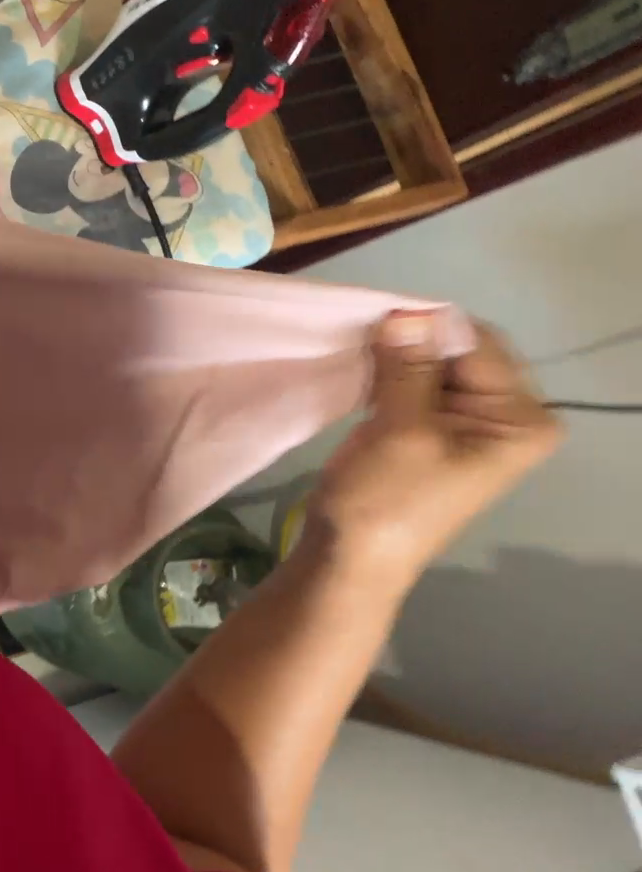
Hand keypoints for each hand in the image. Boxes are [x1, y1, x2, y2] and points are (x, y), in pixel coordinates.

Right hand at [307, 312, 560, 583]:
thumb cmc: (384, 500)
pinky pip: (411, 391)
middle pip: (460, 356)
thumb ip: (408, 370)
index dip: (429, 326)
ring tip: (351, 358)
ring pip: (430, 371)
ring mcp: (463, 428)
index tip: (372, 315)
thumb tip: (405, 313)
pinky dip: (384, 380)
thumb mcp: (400, 431)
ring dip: (392, 360)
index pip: (481, 347)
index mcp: (521, 419)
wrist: (350, 558)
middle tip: (355, 336)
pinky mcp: (425, 436)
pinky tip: (357, 379)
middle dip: (410, 343)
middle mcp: (504, 418)